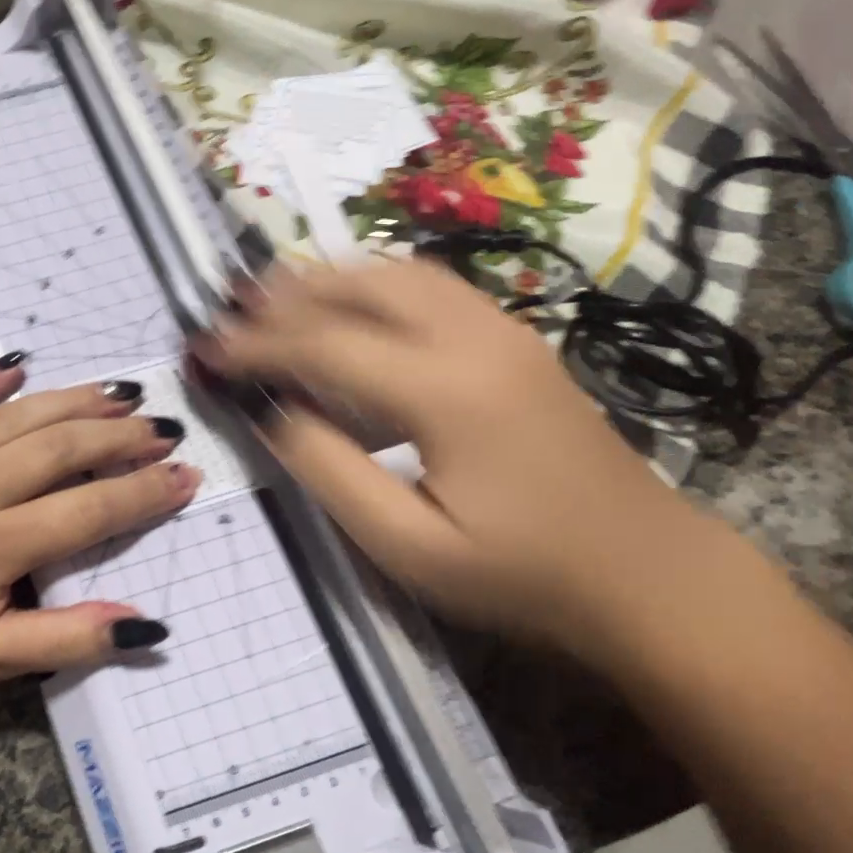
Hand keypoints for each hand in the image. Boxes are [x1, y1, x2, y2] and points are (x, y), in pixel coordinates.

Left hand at [0, 355, 201, 717]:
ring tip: (117, 395)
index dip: (143, 493)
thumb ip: (66, 639)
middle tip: (163, 429)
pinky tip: (14, 366)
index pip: (87, 510)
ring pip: (12, 421)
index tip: (187, 476)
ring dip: (69, 403)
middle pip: (57, 450)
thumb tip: (145, 626)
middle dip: (118, 438)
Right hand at [192, 259, 734, 660]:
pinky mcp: (517, 342)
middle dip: (286, 293)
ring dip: (328, 278)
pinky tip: (344, 307)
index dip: (255, 346)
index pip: (325, 346)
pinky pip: (430, 286)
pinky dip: (371, 284)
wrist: (650, 578)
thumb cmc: (520, 575)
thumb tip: (269, 410)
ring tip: (270, 296)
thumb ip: (327, 469)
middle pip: (362, 286)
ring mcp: (505, 332)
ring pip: (398, 274)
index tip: (203, 352)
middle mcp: (477, 340)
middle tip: (228, 311)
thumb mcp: (405, 545)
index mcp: (447, 392)